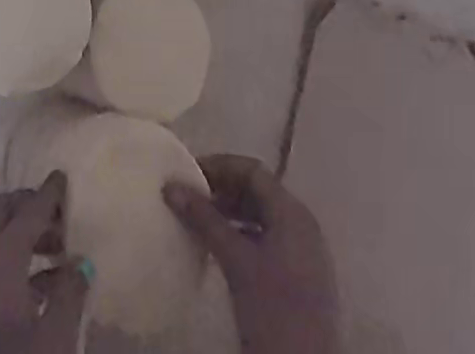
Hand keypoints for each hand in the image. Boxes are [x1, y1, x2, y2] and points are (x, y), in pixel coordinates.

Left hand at [0, 171, 91, 353]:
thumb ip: (71, 292)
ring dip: (25, 234)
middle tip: (59, 214)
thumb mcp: (56, 335)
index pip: (25, 213)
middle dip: (27, 205)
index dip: (46, 194)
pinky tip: (49, 283)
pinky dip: (20, 260)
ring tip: (61, 250)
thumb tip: (80, 263)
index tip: (62, 175)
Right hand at [164, 155, 339, 353]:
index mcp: (293, 213)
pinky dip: (239, 232)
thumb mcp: (235, 260)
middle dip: (221, 188)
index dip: (219, 166)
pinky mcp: (298, 276)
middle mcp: (302, 225)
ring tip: (197, 219)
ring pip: (260, 215)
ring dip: (229, 211)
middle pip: (258, 190)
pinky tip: (217, 247)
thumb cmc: (273, 310)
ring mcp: (303, 251)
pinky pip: (265, 238)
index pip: (253, 171)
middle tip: (187, 196)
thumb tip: (171, 185)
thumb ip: (204, 219)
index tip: (186, 174)